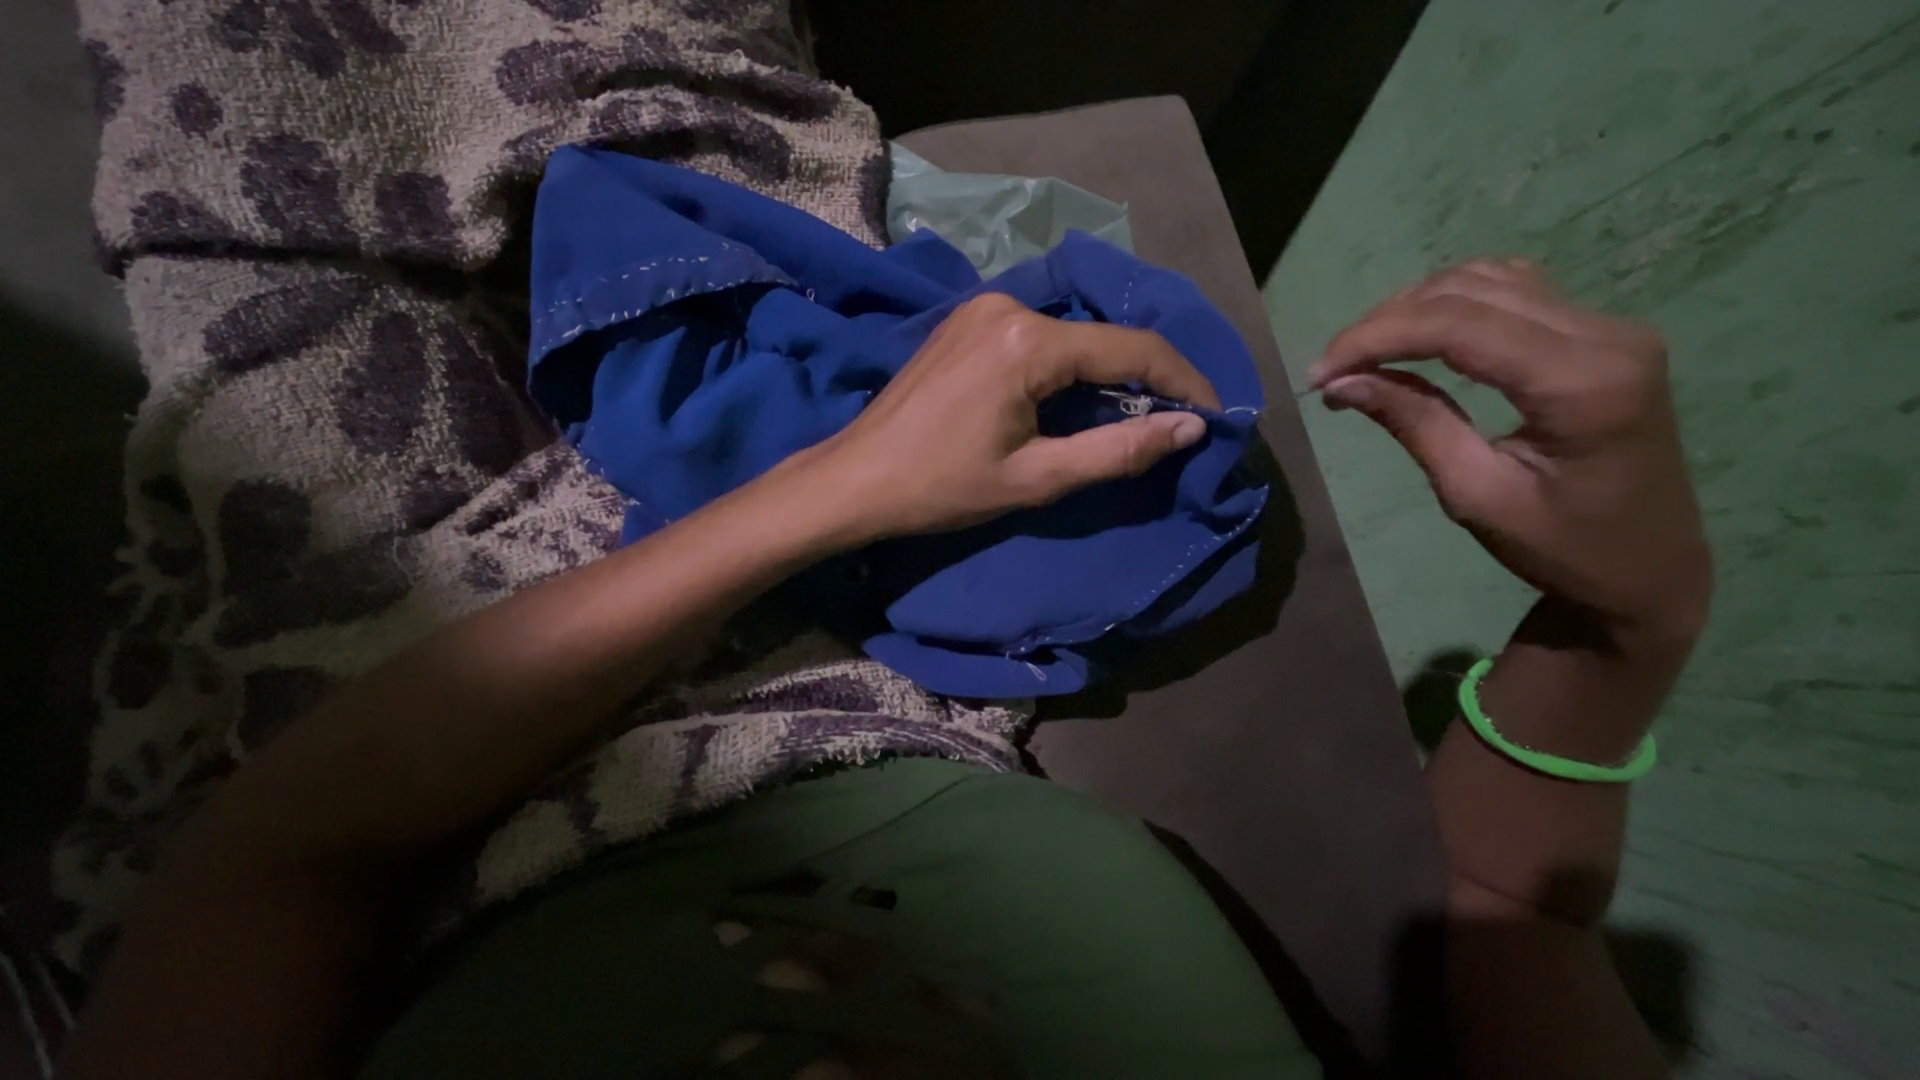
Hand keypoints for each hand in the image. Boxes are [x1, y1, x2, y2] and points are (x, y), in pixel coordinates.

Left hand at [805, 292, 1220, 540]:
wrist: (855, 479)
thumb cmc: (940, 487)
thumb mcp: (1036, 478)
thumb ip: (1118, 451)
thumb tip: (1189, 428)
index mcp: (1027, 341)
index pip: (1132, 349)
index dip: (1183, 381)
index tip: (1214, 416)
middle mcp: (1009, 305)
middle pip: (1102, 339)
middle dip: (1145, 382)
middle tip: (1173, 425)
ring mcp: (984, 308)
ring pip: (1073, 337)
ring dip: (1106, 376)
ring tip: (1130, 421)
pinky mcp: (968, 321)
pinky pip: (1040, 338)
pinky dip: (1069, 368)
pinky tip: (1075, 402)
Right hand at [1310, 258, 1709, 639]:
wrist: (1651, 565)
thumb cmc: (1563, 547)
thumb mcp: (1475, 494)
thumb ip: (1414, 424)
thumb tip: (1342, 383)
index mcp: (1581, 385)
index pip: (1460, 327)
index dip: (1378, 337)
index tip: (1320, 373)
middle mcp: (1604, 336)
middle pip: (1470, 293)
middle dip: (1386, 322)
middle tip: (1331, 368)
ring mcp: (1608, 327)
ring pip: (1488, 280)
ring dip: (1414, 307)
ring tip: (1365, 352)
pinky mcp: (1600, 332)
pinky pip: (1513, 291)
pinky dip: (1452, 303)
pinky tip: (1417, 333)